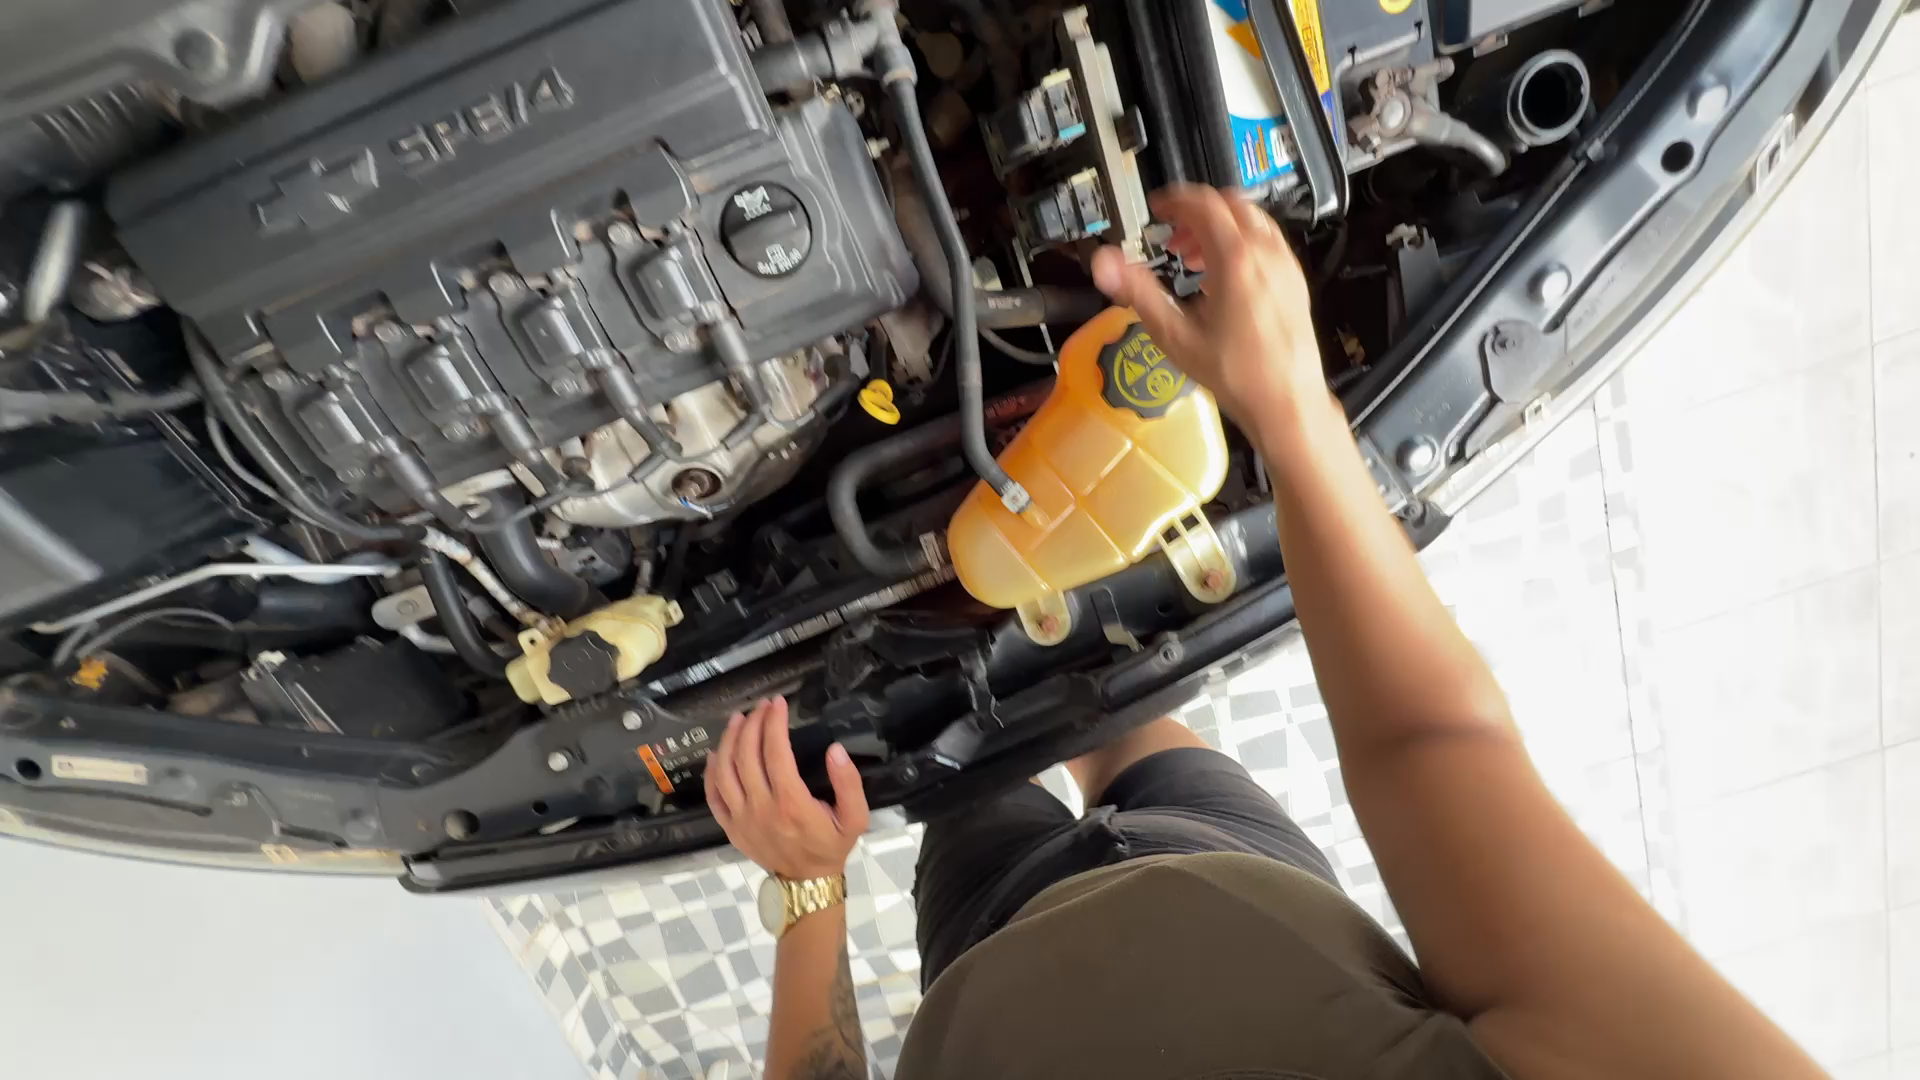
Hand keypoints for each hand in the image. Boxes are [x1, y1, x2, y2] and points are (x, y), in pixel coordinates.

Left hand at [705, 696, 869, 879]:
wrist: (808, 882)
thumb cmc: (832, 845)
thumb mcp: (856, 816)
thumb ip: (849, 782)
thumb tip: (835, 750)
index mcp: (791, 803)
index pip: (775, 752)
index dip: (774, 723)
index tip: (779, 703)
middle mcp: (761, 808)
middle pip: (747, 756)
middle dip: (753, 724)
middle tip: (761, 706)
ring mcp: (741, 819)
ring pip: (725, 772)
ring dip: (729, 741)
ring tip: (739, 719)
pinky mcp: (730, 828)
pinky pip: (713, 796)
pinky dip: (711, 771)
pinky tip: (717, 752)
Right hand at [1091, 184, 1331, 442]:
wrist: (1285, 400)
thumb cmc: (1234, 374)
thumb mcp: (1175, 335)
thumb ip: (1138, 293)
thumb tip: (1104, 265)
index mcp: (1235, 259)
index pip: (1204, 204)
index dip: (1175, 201)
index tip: (1158, 209)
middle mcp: (1266, 254)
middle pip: (1230, 205)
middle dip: (1196, 213)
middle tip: (1171, 234)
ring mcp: (1285, 266)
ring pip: (1252, 222)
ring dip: (1220, 228)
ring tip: (1192, 257)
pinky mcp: (1294, 283)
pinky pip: (1267, 244)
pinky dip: (1241, 244)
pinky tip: (1223, 279)